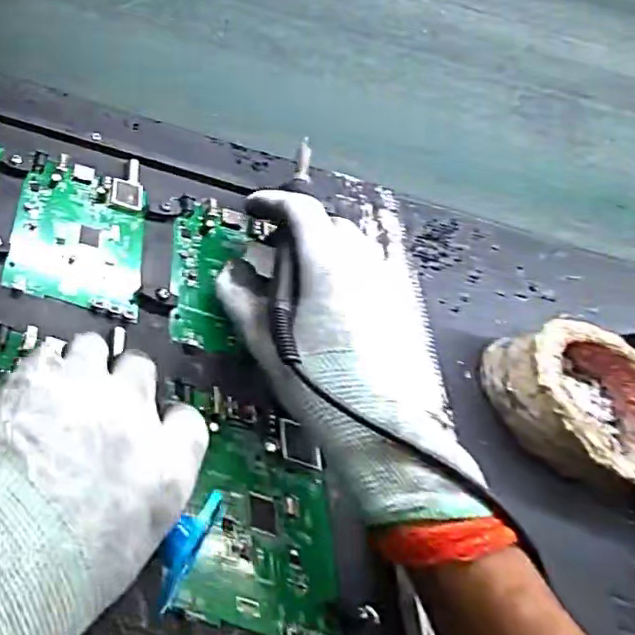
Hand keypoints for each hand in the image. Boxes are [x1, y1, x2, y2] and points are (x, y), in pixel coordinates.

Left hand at [0, 334, 206, 634]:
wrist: (6, 546)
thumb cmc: (65, 566)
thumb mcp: (134, 542)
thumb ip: (141, 491)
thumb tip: (129, 476)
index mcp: (165, 468)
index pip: (188, 422)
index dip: (166, 418)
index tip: (151, 419)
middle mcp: (129, 415)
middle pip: (139, 368)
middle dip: (122, 376)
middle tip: (101, 391)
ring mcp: (82, 386)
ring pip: (93, 345)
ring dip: (81, 359)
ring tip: (63, 376)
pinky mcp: (37, 373)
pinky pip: (47, 350)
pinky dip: (41, 363)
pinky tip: (29, 382)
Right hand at [216, 190, 489, 526]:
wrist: (387, 433)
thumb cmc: (318, 384)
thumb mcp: (262, 341)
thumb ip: (239, 297)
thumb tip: (229, 271)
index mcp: (326, 267)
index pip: (302, 210)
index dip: (273, 201)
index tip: (254, 209)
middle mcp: (363, 265)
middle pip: (330, 222)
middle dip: (300, 224)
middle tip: (272, 242)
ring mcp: (390, 284)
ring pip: (356, 241)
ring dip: (326, 242)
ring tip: (302, 265)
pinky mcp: (405, 306)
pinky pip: (375, 265)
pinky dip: (351, 262)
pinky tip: (334, 288)